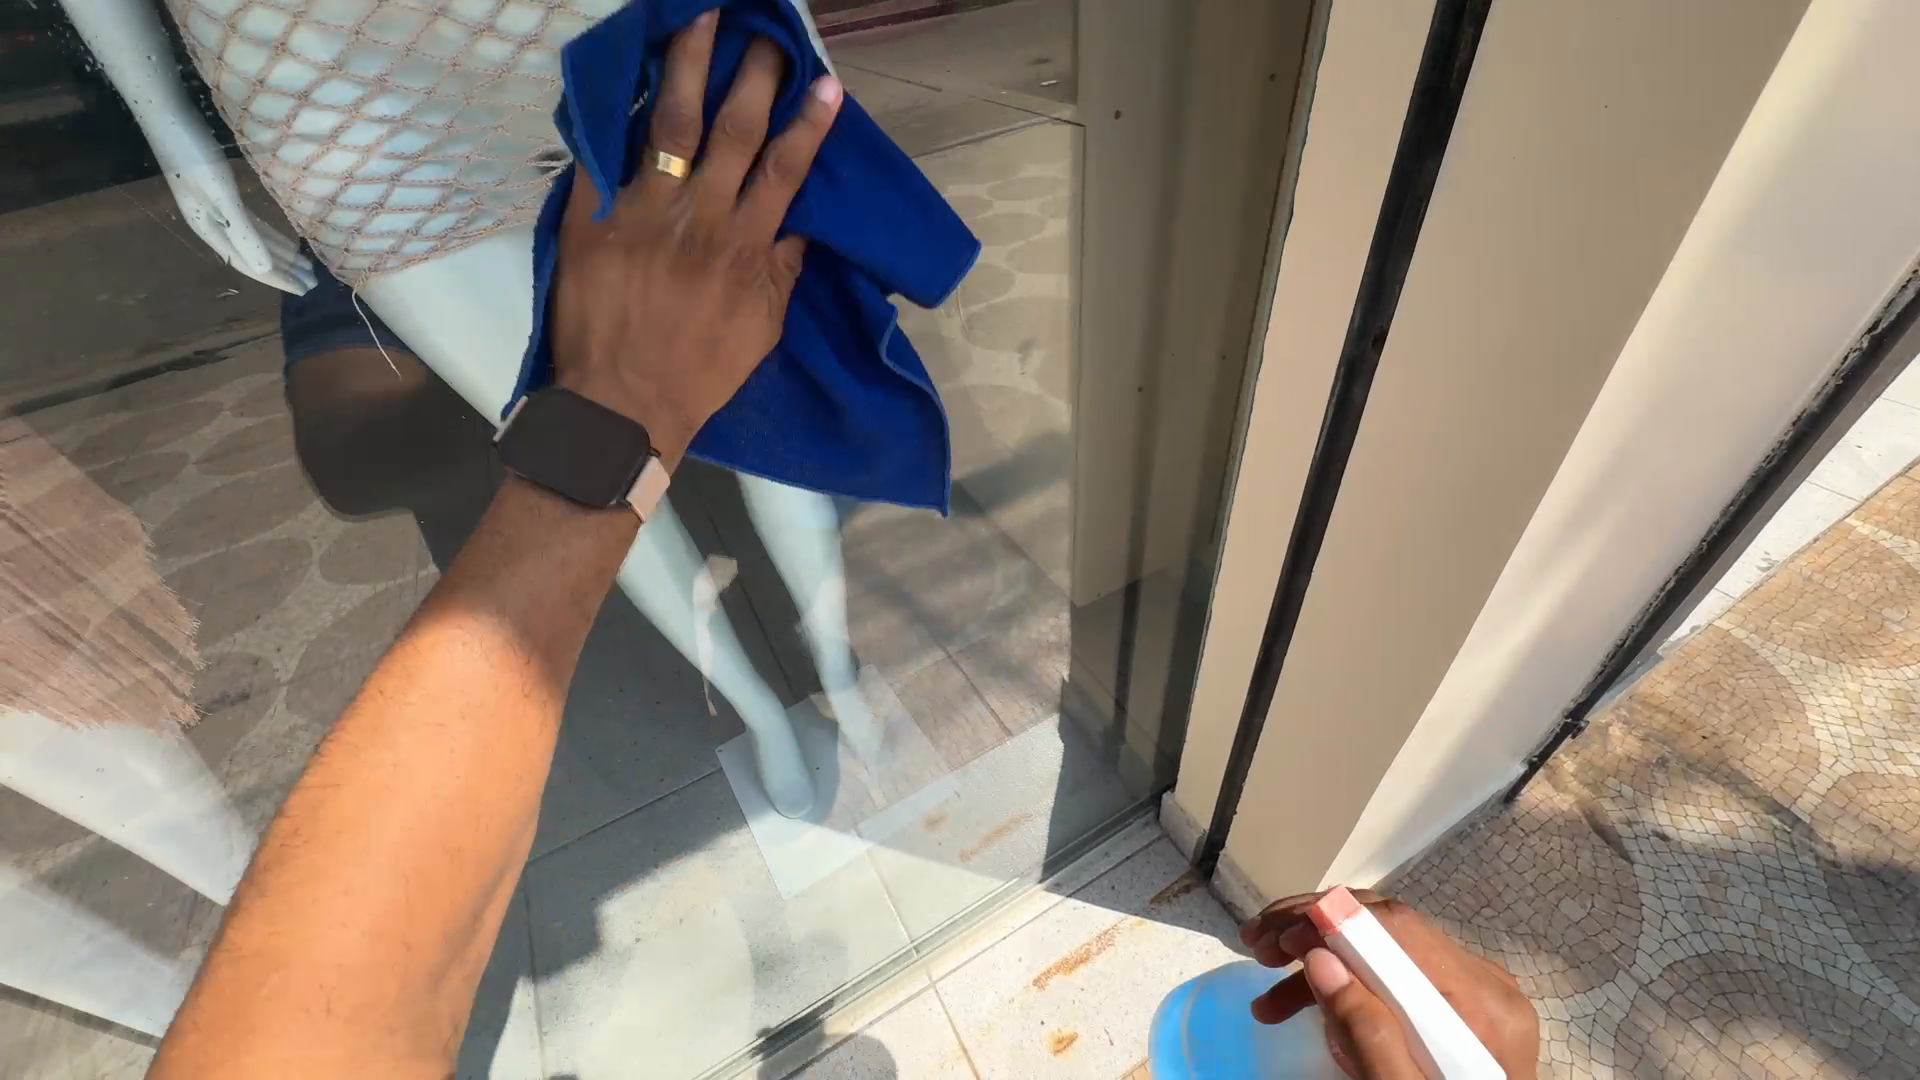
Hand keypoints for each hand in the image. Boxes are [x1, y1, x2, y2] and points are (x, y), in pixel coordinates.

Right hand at [159, 158, 316, 294]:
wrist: (168, 118)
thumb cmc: (194, 156)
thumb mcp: (223, 197)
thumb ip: (243, 234)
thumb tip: (265, 269)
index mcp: (210, 229)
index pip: (250, 264)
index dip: (278, 280)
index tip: (305, 291)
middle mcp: (214, 225)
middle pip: (256, 257)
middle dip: (285, 272)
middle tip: (315, 285)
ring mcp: (218, 211)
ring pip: (258, 243)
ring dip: (284, 258)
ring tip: (310, 270)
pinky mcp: (225, 198)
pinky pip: (255, 227)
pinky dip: (274, 239)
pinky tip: (292, 247)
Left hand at [549, 12, 843, 468]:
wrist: (626, 401)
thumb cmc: (702, 372)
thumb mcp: (762, 333)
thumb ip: (781, 277)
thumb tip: (799, 230)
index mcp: (746, 251)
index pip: (784, 173)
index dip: (807, 126)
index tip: (825, 84)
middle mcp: (701, 221)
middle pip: (732, 133)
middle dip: (752, 76)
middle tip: (765, 33)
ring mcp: (644, 214)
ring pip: (670, 126)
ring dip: (688, 66)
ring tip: (699, 19)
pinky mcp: (594, 218)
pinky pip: (604, 153)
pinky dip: (614, 109)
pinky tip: (628, 69)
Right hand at [1239, 889, 1538, 1079]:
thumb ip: (1368, 1035)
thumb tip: (1317, 959)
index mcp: (1481, 1000)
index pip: (1398, 928)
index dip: (1331, 921)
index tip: (1278, 940)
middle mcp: (1476, 978)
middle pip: (1379, 925)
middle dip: (1309, 927)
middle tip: (1254, 942)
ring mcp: (1458, 987)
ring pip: (1370, 942)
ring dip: (1310, 950)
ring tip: (1259, 960)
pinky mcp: (1439, 1001)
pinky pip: (1376, 969)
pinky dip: (1331, 975)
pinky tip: (1291, 994)